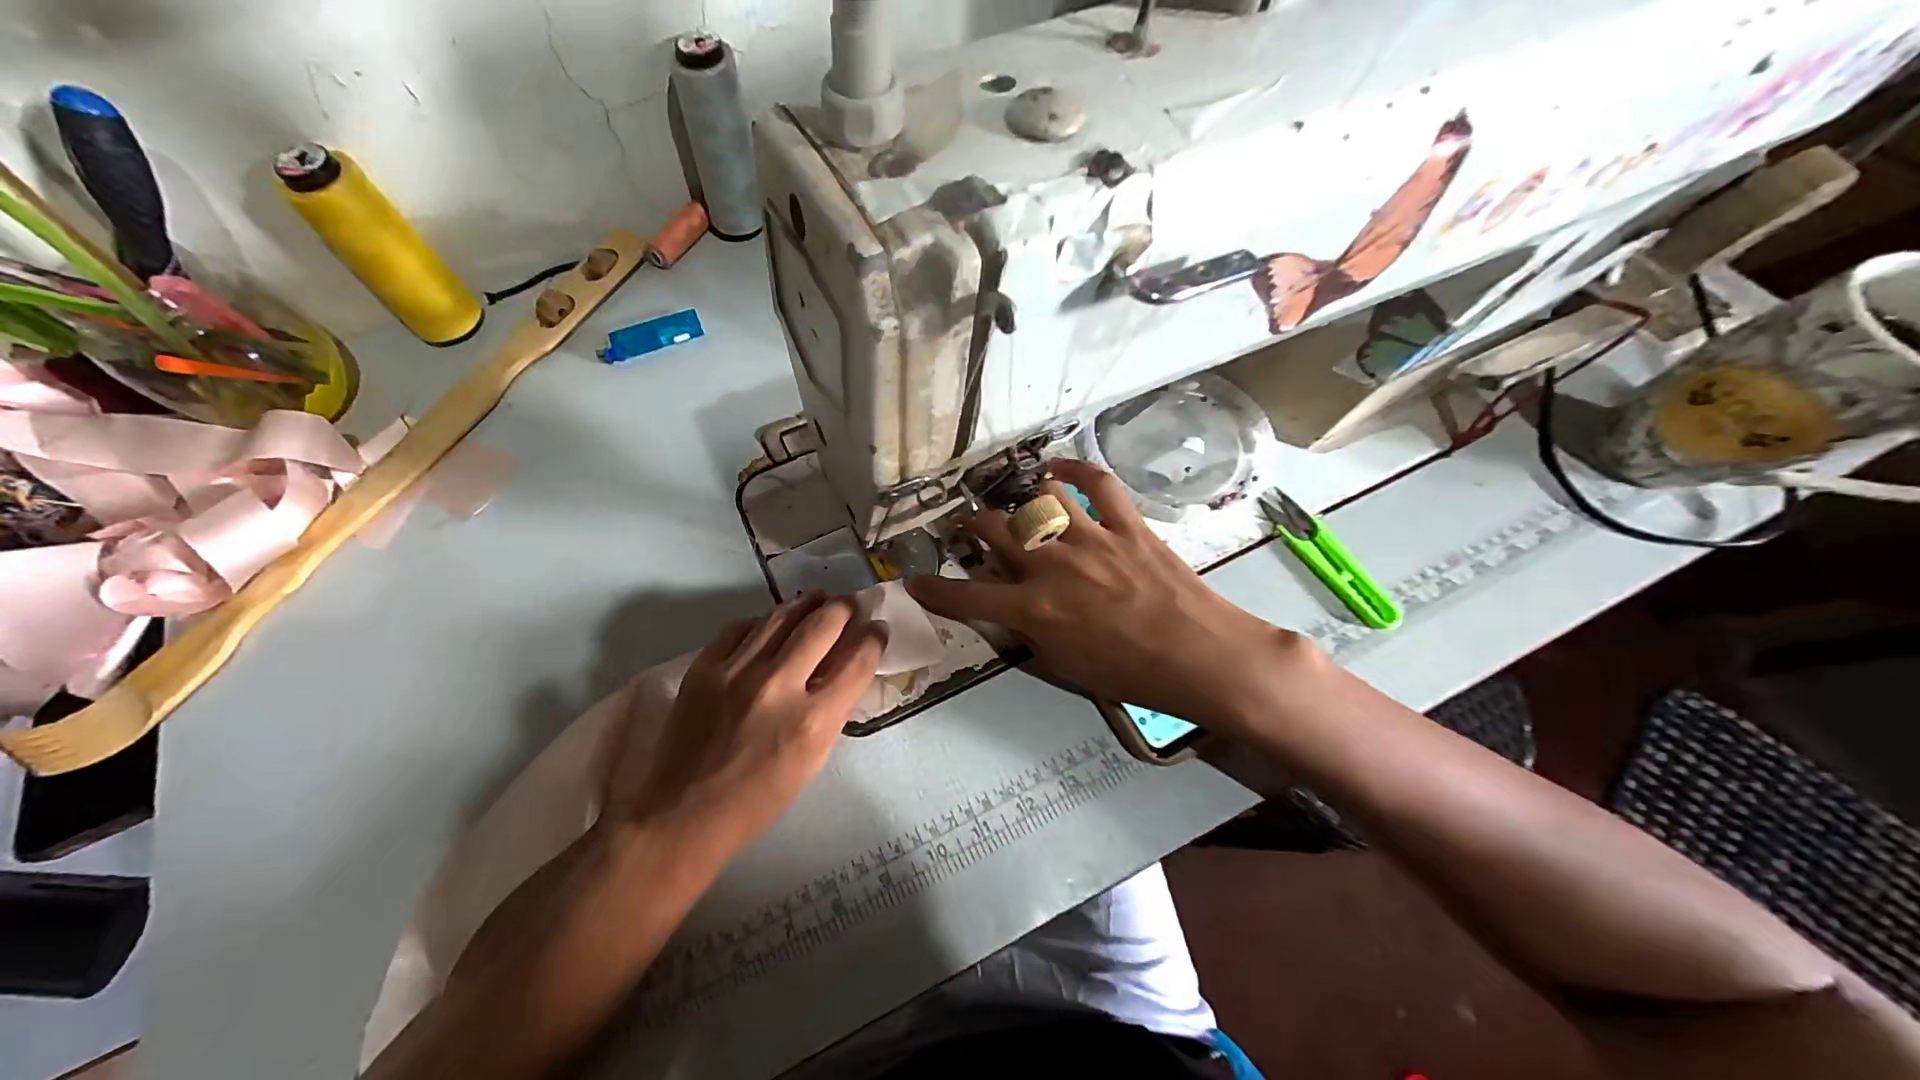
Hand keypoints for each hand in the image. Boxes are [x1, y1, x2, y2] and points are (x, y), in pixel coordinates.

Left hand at [602, 593, 887, 857]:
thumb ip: (833, 710)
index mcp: (813, 721)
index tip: (878, 629)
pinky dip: (763, 621)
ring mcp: (736, 672)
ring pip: (782, 616)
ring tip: (820, 599)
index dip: (875, 638)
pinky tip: (770, 624)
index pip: (858, 660)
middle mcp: (778, 686)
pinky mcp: (704, 668)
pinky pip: (741, 628)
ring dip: (808, 604)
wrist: (680, 815)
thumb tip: (847, 669)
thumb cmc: (757, 801)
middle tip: (853, 603)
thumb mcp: (813, 761)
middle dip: (846, 608)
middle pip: (824, 624)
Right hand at [906, 459, 1310, 735]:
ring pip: (1039, 502)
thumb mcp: (1065, 667)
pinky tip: (1058, 470)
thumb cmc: (1130, 675)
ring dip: (1018, 498)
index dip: (934, 589)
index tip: (914, 580)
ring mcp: (1090, 539)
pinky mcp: (1126, 524)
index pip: (966, 596)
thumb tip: (1013, 612)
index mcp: (1033, 609)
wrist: (1198, 657)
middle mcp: (1052, 566)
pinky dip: (1075, 470)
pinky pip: (1098, 484)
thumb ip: (1030, 635)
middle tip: (967, 525)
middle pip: (995, 529)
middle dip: (971, 525)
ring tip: (1014, 499)